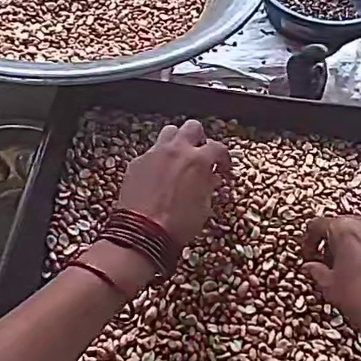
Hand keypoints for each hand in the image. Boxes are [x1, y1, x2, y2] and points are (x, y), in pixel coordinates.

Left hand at [114, 119, 230, 246]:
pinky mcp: (137, 162)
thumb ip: (208, 185)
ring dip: (177, 142)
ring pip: (169, 132)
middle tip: (200, 155)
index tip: (223, 168)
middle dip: (199, 139)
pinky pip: (151, 152)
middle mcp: (176, 150)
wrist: (142, 232)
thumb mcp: (204, 206)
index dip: (224, 158)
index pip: (218, 148)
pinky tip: (158, 175)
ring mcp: (154, 153)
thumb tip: (211, 177)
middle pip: (192, 128)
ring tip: (179, 159)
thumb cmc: (178, 223)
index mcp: (198, 160)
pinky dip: (158, 159)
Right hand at [299, 215, 360, 332]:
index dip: (310, 241)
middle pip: (346, 226)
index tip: (311, 254)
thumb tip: (311, 267)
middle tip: (333, 264)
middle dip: (338, 242)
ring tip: (360, 270)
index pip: (318, 225)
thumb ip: (317, 271)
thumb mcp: (330, 287)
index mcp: (344, 230)